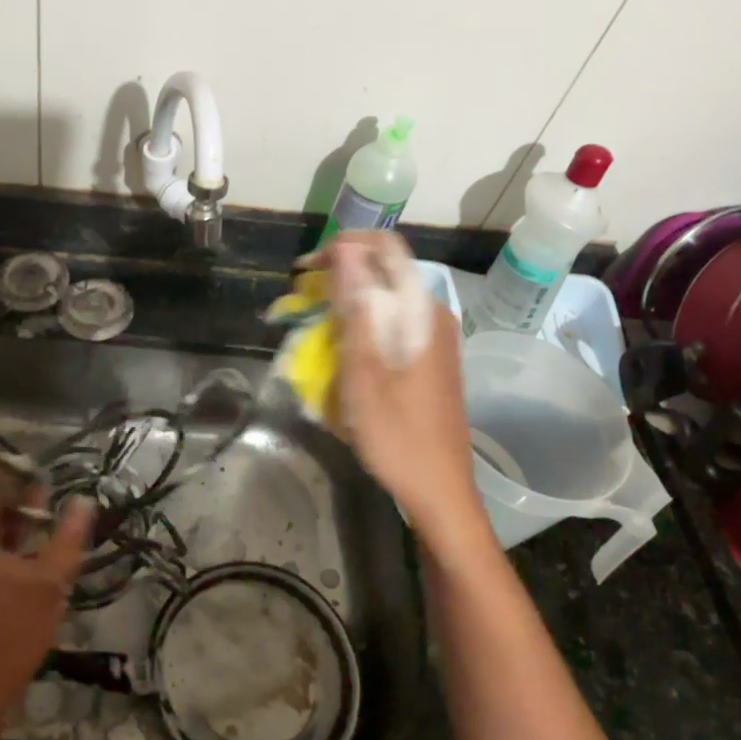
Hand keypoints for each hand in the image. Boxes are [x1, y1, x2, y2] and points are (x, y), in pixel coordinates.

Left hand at [0, 485, 94, 731]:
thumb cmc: (11, 631)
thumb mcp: (49, 582)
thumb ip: (69, 535)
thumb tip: (84, 499)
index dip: (30, 483)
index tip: (59, 488)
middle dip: (27, 506)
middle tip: (60, 516)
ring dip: (19, 525)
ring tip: (52, 535)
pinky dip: (5, 542)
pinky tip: (34, 555)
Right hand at [320, 232, 489, 548]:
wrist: (441, 493)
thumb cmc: (398, 437)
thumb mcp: (364, 372)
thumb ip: (355, 308)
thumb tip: (344, 251)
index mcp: (422, 313)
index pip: (385, 250)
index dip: (342, 246)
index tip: (305, 270)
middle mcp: (433, 315)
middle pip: (383, 273)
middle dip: (338, 278)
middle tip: (299, 302)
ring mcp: (434, 337)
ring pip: (385, 300)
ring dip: (346, 304)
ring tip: (311, 328)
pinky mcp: (429, 358)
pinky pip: (391, 323)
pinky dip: (361, 326)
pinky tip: (340, 351)